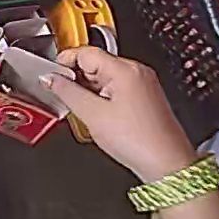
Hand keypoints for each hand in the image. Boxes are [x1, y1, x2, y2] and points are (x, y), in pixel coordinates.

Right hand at [41, 46, 196, 181]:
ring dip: (89, 91)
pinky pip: (116, 89)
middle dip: (77, 80)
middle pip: (95, 64)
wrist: (168, 166)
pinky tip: (100, 117)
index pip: (85, 52)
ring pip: (105, 78)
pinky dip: (103, 99)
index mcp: (125, 69)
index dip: (64, 62)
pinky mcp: (145, 98)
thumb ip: (67, 92)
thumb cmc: (139, 141)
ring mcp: (143, 84)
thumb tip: (51, 78)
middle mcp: (137, 72)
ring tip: (87, 113)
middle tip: (67, 98)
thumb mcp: (93, 115)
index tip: (51, 75)